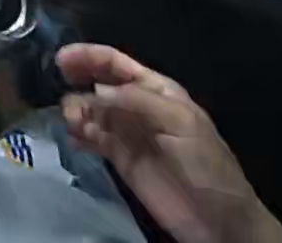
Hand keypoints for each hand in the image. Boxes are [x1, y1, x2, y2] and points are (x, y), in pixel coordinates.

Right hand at [59, 45, 281, 242]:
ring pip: (91, 110)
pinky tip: (73, 137)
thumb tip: (94, 91)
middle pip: (97, 82)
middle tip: (58, 86)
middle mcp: (135, 105)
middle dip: (77, 80)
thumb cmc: (207, 165)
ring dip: (77, 110)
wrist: (223, 225)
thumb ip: (137, 101)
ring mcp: (126, 132)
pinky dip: (79, 134)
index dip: (88, 56)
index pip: (115, 63)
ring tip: (72, 122)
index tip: (61, 59)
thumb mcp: (179, 122)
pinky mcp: (119, 159)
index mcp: (154, 89)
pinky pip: (92, 138)